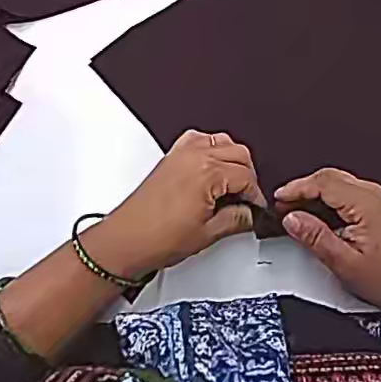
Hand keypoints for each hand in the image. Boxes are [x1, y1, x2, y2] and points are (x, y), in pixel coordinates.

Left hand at [85, 131, 264, 278]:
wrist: (124, 242)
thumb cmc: (156, 238)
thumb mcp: (208, 234)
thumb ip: (237, 219)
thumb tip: (249, 213)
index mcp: (208, 172)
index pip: (247, 176)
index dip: (256, 195)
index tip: (256, 207)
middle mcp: (196, 156)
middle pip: (240, 154)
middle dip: (248, 175)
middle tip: (247, 198)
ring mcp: (182, 153)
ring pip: (223, 142)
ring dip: (233, 159)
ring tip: (233, 183)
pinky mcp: (171, 157)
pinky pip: (199, 139)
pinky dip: (211, 148)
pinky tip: (212, 166)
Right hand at [276, 170, 380, 319]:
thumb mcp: (343, 262)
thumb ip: (315, 237)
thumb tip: (292, 219)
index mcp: (365, 203)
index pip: (324, 183)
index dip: (297, 188)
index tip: (279, 197)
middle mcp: (371, 195)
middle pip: (328, 177)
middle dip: (302, 188)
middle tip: (281, 205)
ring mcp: (373, 199)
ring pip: (335, 182)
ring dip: (312, 192)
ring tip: (292, 210)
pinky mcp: (371, 206)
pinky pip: (343, 191)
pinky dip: (324, 198)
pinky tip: (312, 214)